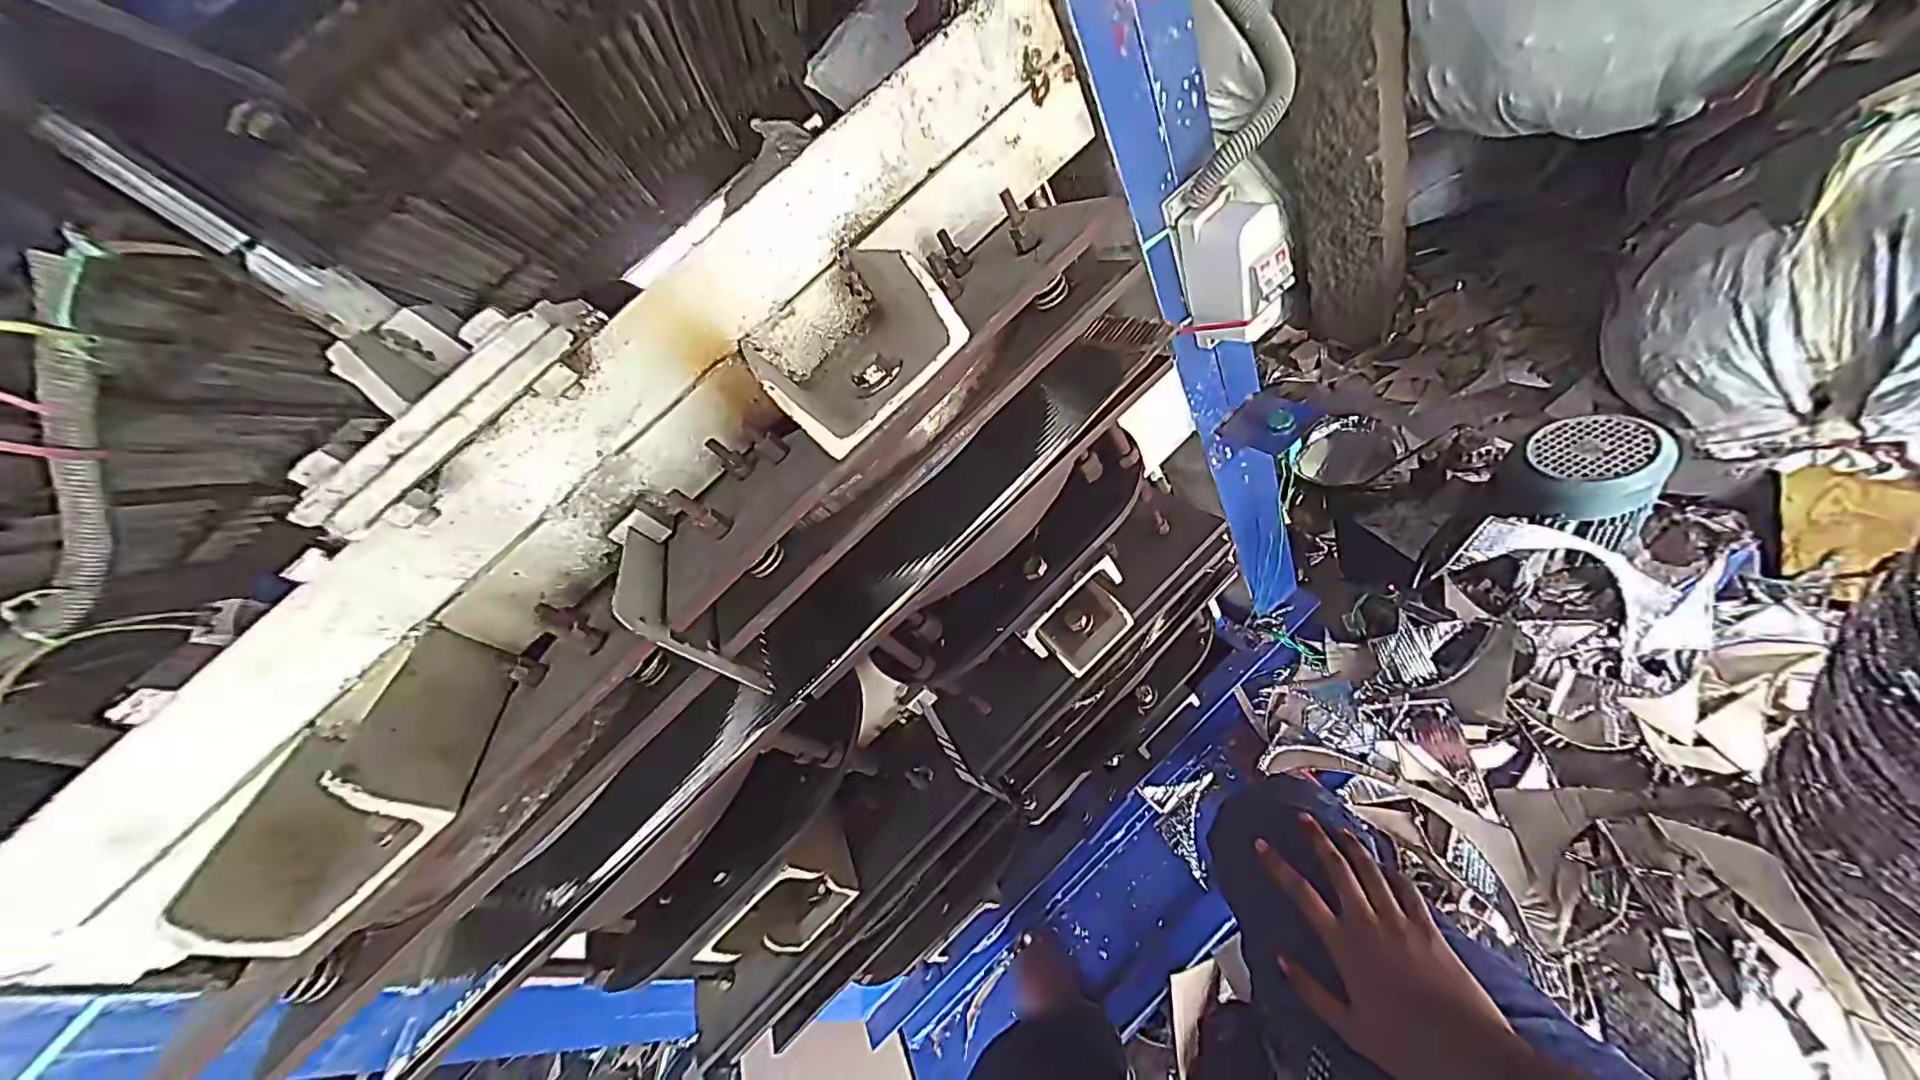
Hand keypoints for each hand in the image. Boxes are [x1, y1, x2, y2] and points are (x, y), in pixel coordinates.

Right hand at [1257, 814, 1581, 1079]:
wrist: (1473, 1054)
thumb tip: (1282, 961)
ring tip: (1339, 830)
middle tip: (1304, 820)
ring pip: (1370, 870)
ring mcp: (1402, 922)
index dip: (1278, 865)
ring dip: (1352, 846)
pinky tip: (1386, 866)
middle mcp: (1369, 923)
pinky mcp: (1430, 928)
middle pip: (1337, 867)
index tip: (1263, 846)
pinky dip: (1392, 871)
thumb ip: (1311, 991)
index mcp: (1344, 945)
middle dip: (1317, 839)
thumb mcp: (1350, 1026)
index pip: (1301, 893)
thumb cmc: (1410, 1047)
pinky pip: (1407, 888)